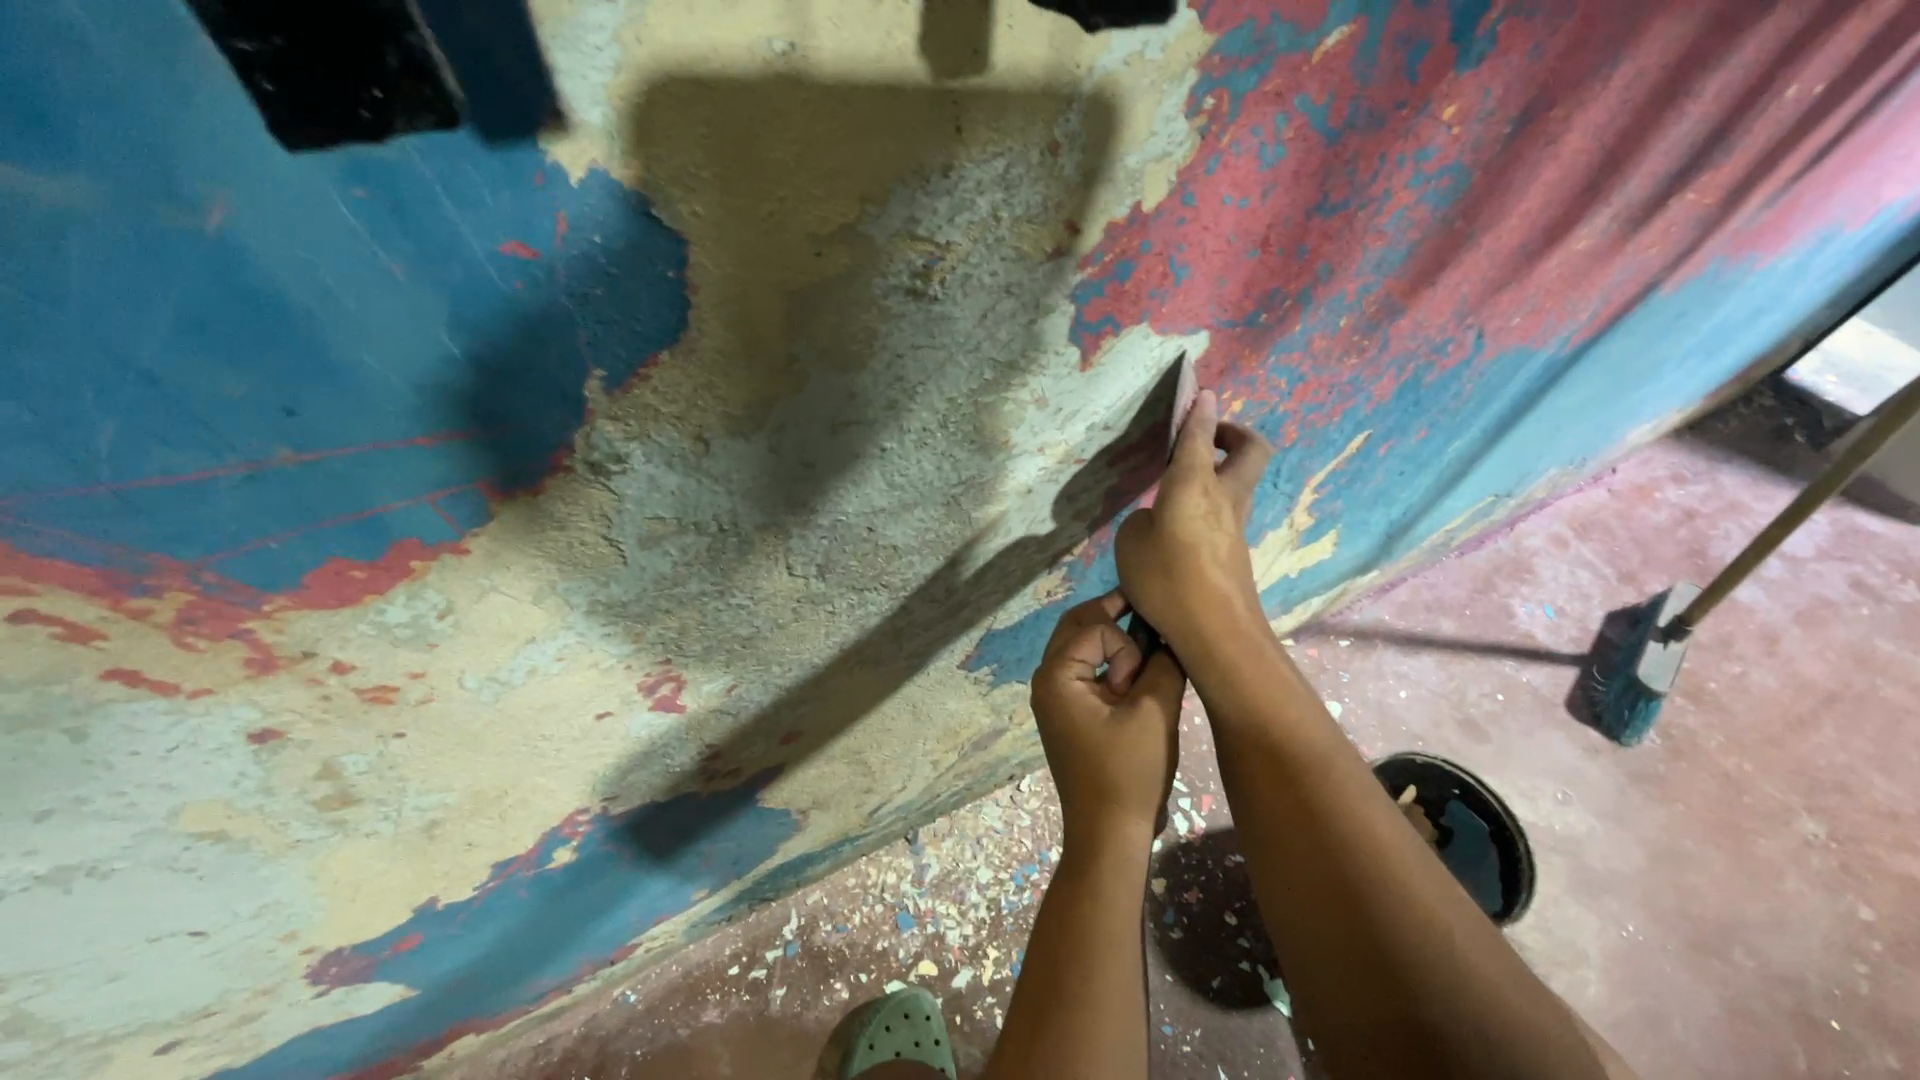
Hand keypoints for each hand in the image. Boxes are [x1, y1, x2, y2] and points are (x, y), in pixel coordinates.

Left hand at [1030, 590, 1185, 847]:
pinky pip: (1085, 671)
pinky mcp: (1067, 714)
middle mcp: (1046, 680)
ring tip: (1147, 646)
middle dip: (1113, 616)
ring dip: (1110, 640)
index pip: (1095, 628)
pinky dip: (1108, 663)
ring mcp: (1054, 698)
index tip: (1134, 685)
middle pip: (1077, 626)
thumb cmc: (1129, 771)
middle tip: (1150, 614)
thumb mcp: (1154, 712)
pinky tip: (1135, 673)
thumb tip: (1171, 635)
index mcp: (1055, 675)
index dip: (1125, 645)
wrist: (1109, 832)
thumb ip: (1164, 664)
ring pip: (1080, 647)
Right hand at [1115, 389, 1273, 653]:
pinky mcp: (1236, 550)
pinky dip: (1210, 504)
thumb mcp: (1131, 543)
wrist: (1216, 630)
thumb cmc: (1166, 578)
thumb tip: (1156, 520)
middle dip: (1234, 432)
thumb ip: (1142, 521)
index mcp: (1194, 483)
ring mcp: (1236, 524)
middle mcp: (1224, 495)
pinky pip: (1227, 511)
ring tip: (1184, 481)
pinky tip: (1181, 524)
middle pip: (1251, 449)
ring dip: (1221, 470)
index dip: (1198, 410)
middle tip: (1208, 436)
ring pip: (1241, 481)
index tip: (1200, 391)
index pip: (1199, 434)